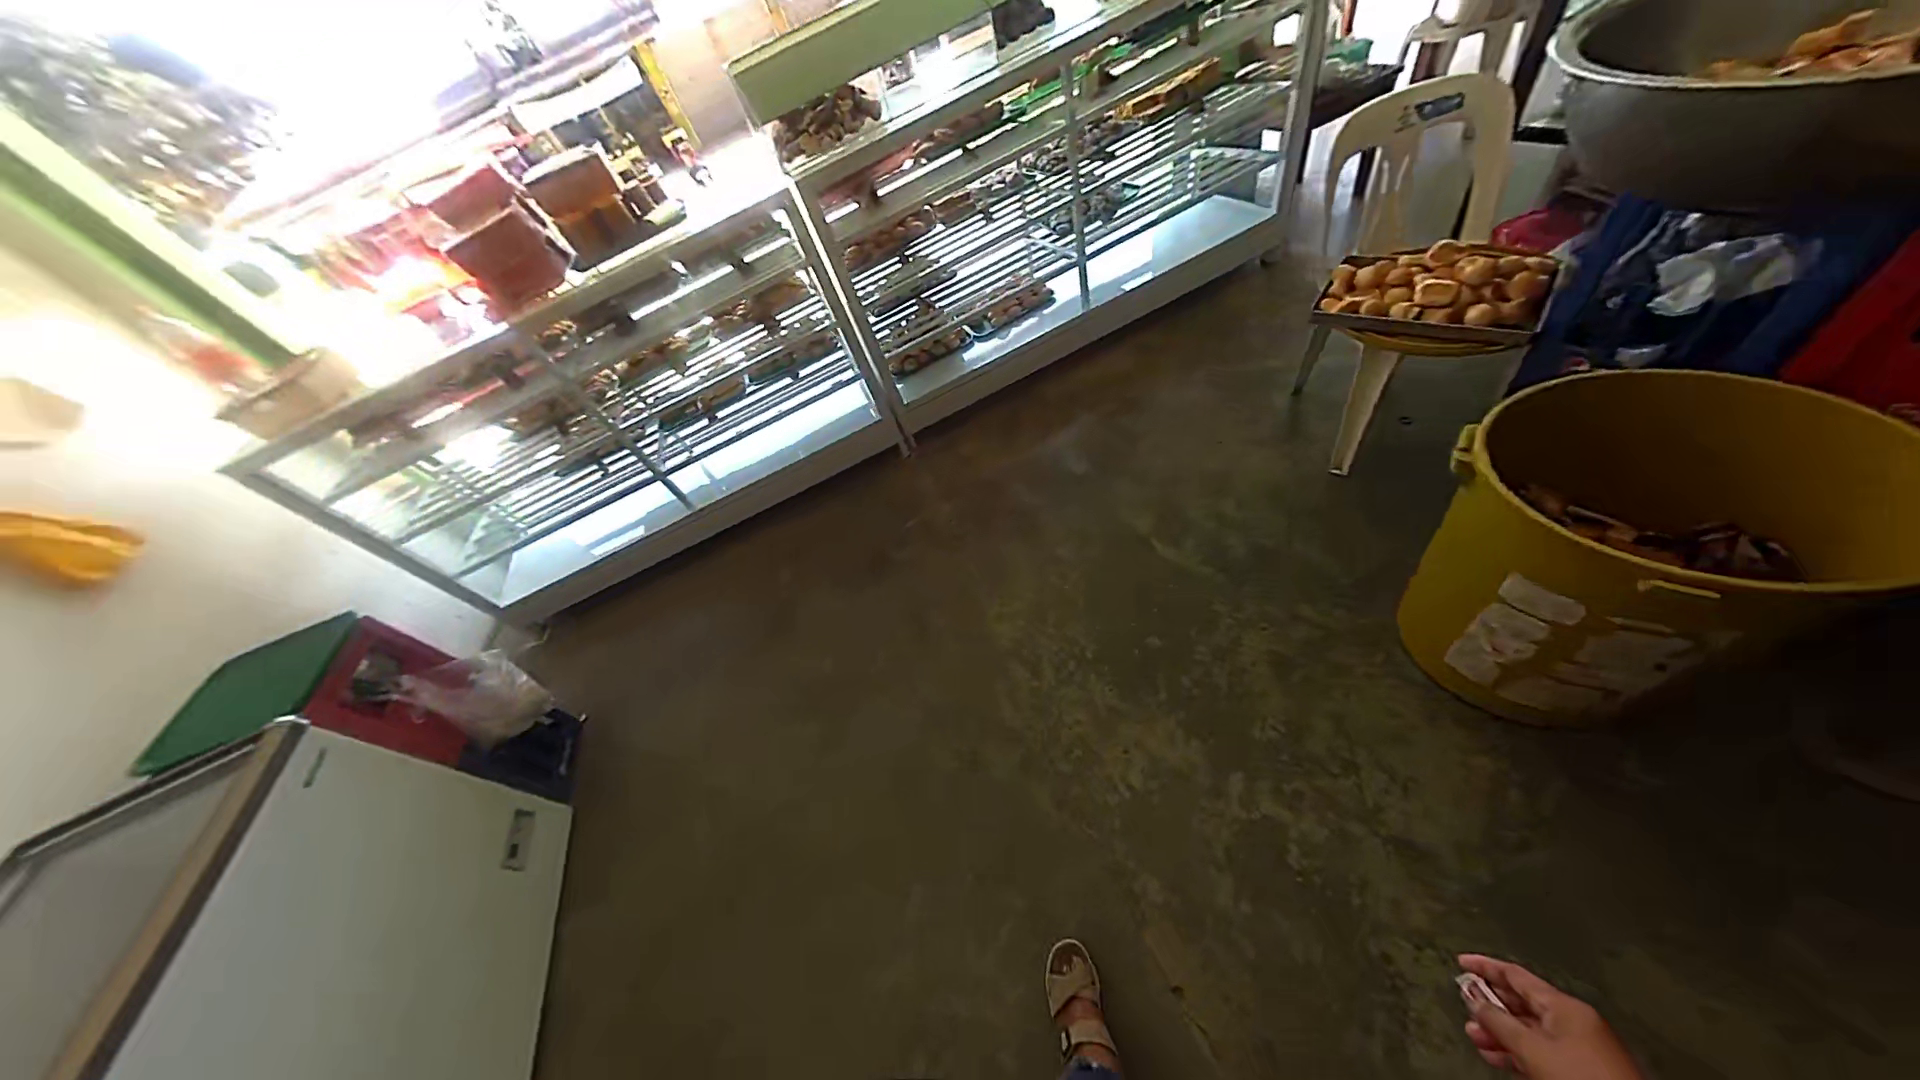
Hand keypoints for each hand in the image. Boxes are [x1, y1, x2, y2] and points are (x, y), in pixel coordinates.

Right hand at [1457, 954, 1644, 1079]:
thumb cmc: (1581, 1078)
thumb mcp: (1530, 1047)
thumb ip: (1496, 1019)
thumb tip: (1473, 998)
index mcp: (1566, 1006)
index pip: (1516, 974)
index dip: (1485, 966)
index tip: (1462, 962)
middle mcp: (1577, 1020)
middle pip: (1523, 1002)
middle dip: (1491, 1006)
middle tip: (1467, 1006)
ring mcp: (1584, 1046)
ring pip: (1531, 1029)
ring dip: (1501, 1032)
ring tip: (1478, 1039)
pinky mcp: (1587, 1069)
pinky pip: (1544, 1049)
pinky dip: (1520, 1049)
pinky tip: (1503, 1058)